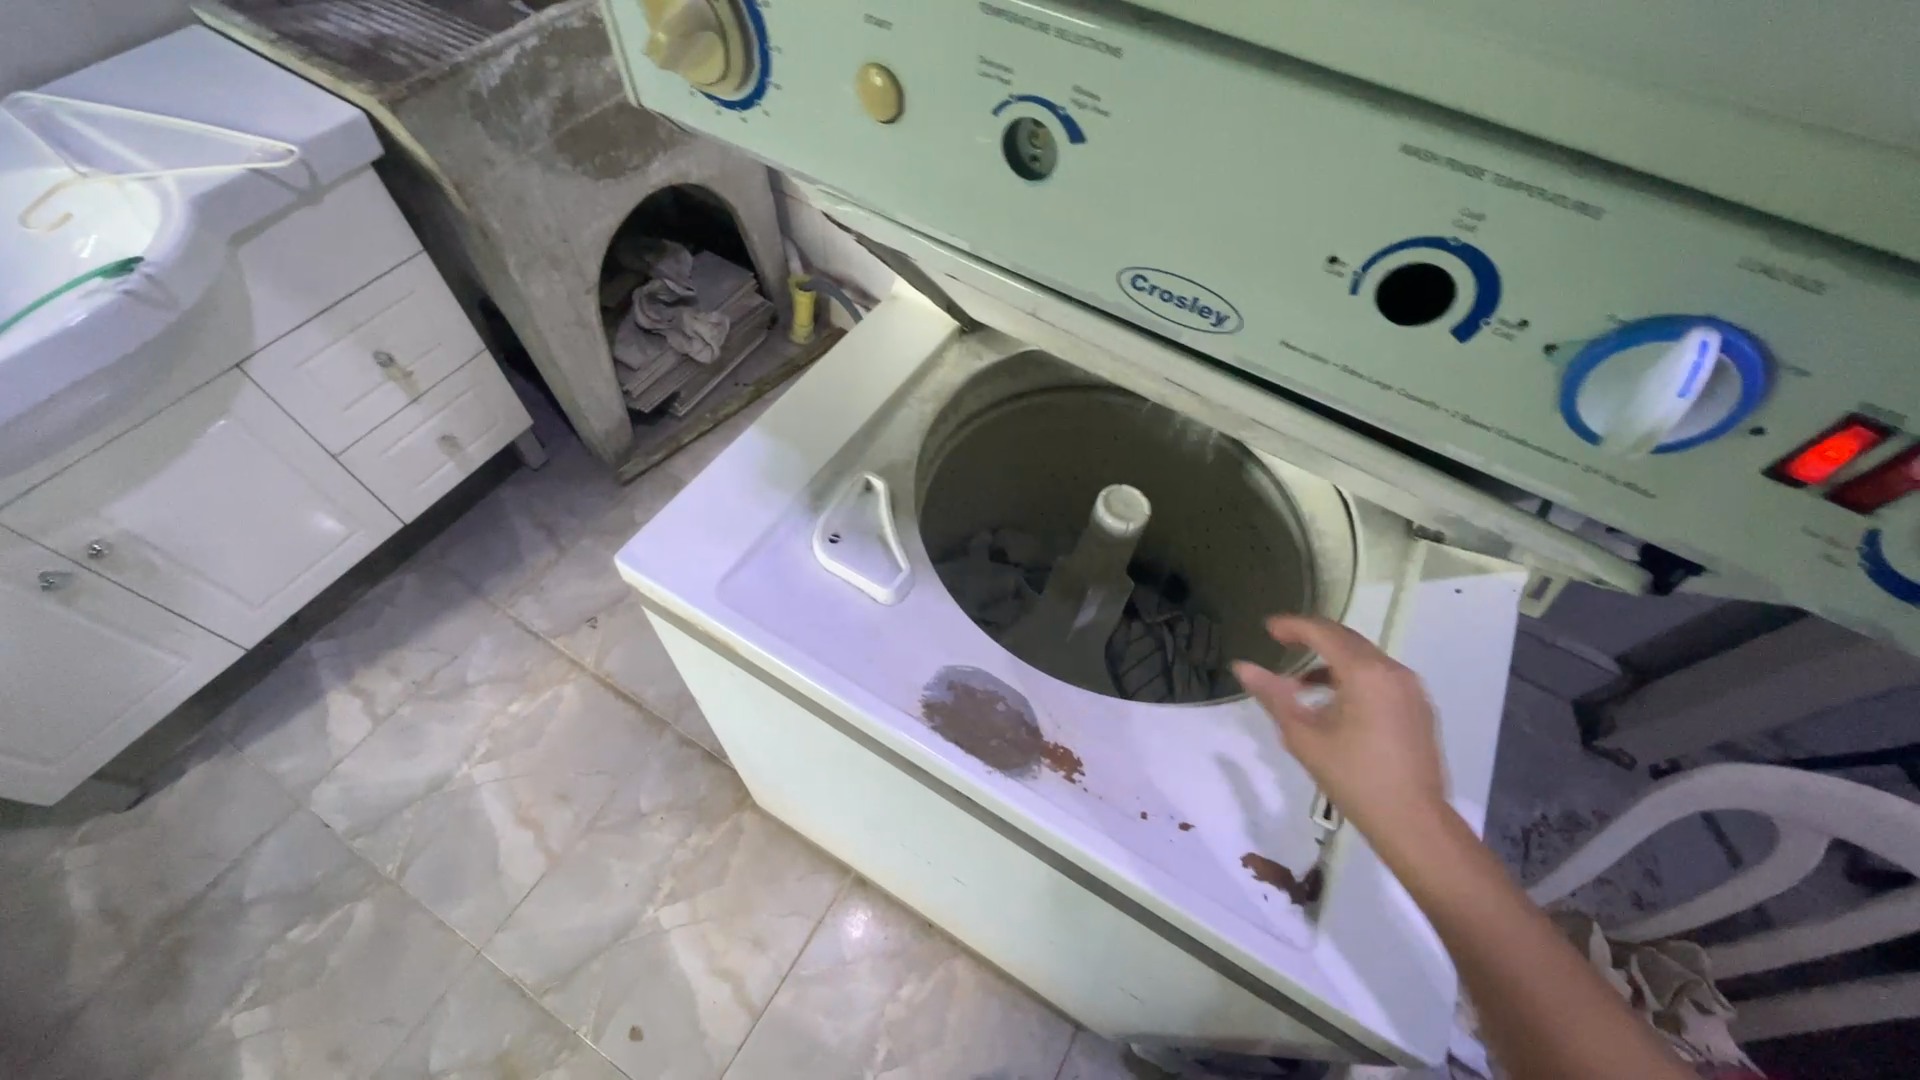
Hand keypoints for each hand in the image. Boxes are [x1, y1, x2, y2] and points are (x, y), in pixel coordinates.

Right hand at [1232, 616, 1449, 839]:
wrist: (1413, 821)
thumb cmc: (1353, 777)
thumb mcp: (1303, 736)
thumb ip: (1273, 695)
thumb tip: (1242, 667)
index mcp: (1365, 674)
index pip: (1324, 633)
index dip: (1293, 626)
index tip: (1268, 628)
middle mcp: (1393, 671)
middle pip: (1347, 640)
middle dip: (1312, 638)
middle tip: (1281, 643)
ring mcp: (1411, 689)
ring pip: (1365, 659)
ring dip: (1332, 661)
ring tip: (1300, 683)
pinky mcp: (1419, 708)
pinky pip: (1380, 678)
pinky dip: (1353, 678)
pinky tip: (1333, 704)